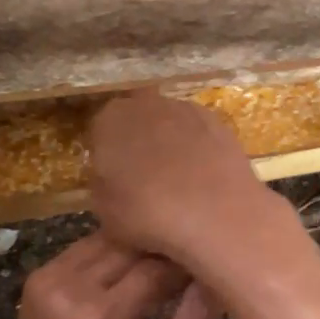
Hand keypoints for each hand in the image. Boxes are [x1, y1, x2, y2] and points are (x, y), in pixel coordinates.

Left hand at [0, 234, 220, 318]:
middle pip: (134, 246)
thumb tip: (220, 277)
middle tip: (188, 264)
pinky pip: (90, 245)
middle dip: (164, 252)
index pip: (158, 268)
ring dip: (140, 246)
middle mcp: (71, 289)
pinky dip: (114, 251)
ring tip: (159, 266)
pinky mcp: (39, 272)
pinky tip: (127, 270)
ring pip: (112, 237)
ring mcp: (50, 277)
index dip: (186, 263)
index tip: (207, 266)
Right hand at [89, 91, 289, 267]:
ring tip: (177, 179)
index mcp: (111, 120)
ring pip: (169, 121)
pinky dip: (198, 147)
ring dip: (169, 141)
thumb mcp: (103, 209)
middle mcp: (147, 104)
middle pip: (136, 118)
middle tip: (144, 175)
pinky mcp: (219, 122)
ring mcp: (187, 109)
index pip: (100, 128)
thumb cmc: (146, 214)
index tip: (113, 175)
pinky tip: (203, 175)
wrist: (213, 214)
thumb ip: (102, 181)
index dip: (106, 152)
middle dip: (137, 139)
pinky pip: (199, 132)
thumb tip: (111, 174)